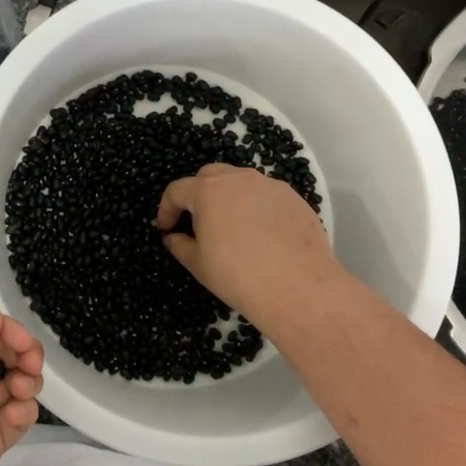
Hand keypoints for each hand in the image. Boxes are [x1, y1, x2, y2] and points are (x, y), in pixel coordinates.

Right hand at [155, 162, 348, 323]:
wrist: (299, 288)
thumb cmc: (238, 276)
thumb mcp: (198, 264)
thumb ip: (179, 245)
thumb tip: (174, 236)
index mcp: (208, 191)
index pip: (177, 190)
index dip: (166, 209)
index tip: (166, 228)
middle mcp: (238, 179)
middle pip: (208, 176)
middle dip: (196, 195)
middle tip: (196, 222)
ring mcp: (269, 185)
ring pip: (239, 181)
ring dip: (227, 197)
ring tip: (229, 226)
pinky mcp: (293, 197)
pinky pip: (264, 194)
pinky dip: (254, 205)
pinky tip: (259, 233)